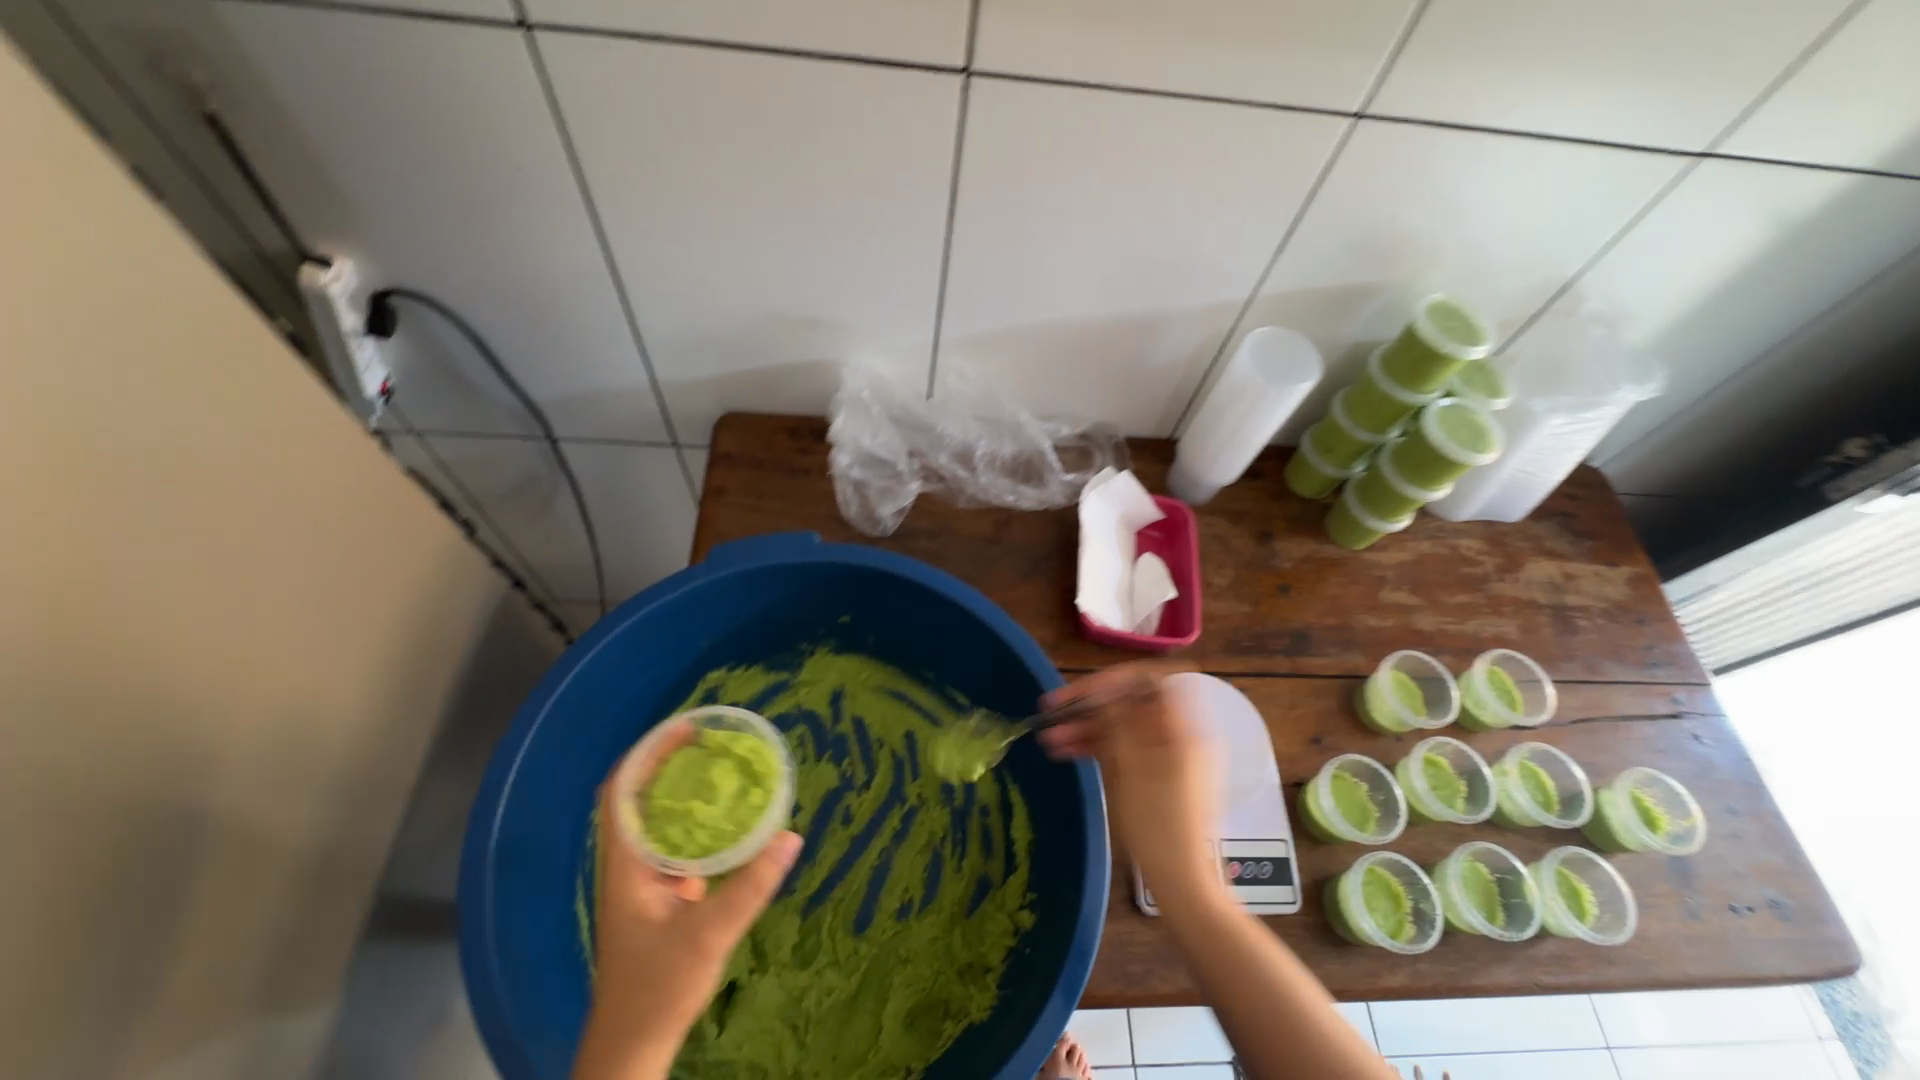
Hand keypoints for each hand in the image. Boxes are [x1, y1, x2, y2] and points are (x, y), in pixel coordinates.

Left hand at [572, 752, 802, 1079]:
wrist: (632, 1045)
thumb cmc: (657, 989)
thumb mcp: (709, 935)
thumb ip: (751, 886)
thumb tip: (791, 834)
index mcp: (626, 864)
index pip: (623, 790)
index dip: (649, 752)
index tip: (688, 728)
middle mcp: (629, 865)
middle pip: (640, 798)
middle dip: (671, 764)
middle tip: (715, 742)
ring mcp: (643, 884)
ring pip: (659, 823)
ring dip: (684, 794)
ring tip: (725, 772)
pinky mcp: (659, 900)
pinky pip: (677, 847)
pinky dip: (699, 826)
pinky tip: (731, 826)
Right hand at [1036, 662, 1223, 909]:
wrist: (1180, 880)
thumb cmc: (1158, 821)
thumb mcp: (1132, 765)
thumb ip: (1118, 722)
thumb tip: (1105, 693)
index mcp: (1185, 727)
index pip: (1151, 681)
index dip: (1115, 680)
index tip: (1080, 692)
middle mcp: (1180, 736)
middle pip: (1133, 705)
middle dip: (1090, 707)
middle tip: (1050, 711)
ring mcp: (1169, 758)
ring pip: (1124, 729)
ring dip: (1087, 729)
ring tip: (1048, 738)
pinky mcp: (1157, 778)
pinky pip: (1126, 751)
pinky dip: (1098, 749)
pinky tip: (1065, 751)